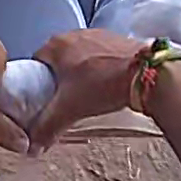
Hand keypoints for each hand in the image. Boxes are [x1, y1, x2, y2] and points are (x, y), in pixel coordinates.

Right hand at [27, 29, 146, 151]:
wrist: (147, 75)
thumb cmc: (103, 84)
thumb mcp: (68, 110)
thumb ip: (46, 128)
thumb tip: (33, 146)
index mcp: (55, 46)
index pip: (36, 62)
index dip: (37, 80)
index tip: (44, 94)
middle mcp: (74, 34)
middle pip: (58, 58)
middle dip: (60, 75)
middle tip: (65, 96)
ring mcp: (97, 34)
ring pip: (79, 54)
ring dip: (80, 69)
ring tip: (87, 90)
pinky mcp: (117, 38)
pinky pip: (100, 53)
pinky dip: (100, 66)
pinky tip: (106, 82)